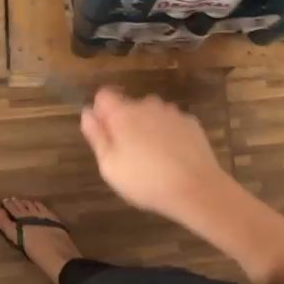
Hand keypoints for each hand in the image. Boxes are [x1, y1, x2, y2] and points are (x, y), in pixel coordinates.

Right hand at [80, 88, 230, 218]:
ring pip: (152, 114)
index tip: (105, 133)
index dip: (101, 111)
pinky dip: (169, 134)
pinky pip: (172, 124)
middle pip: (130, 106)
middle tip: (128, 153)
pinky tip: (173, 157)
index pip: (104, 96)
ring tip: (153, 158)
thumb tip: (87, 113)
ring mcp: (172, 112)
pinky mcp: (191, 123)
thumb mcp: (110, 166)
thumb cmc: (145, 180)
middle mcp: (147, 105)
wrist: (195, 187)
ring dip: (148, 128)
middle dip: (126, 123)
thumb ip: (97, 136)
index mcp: (123, 114)